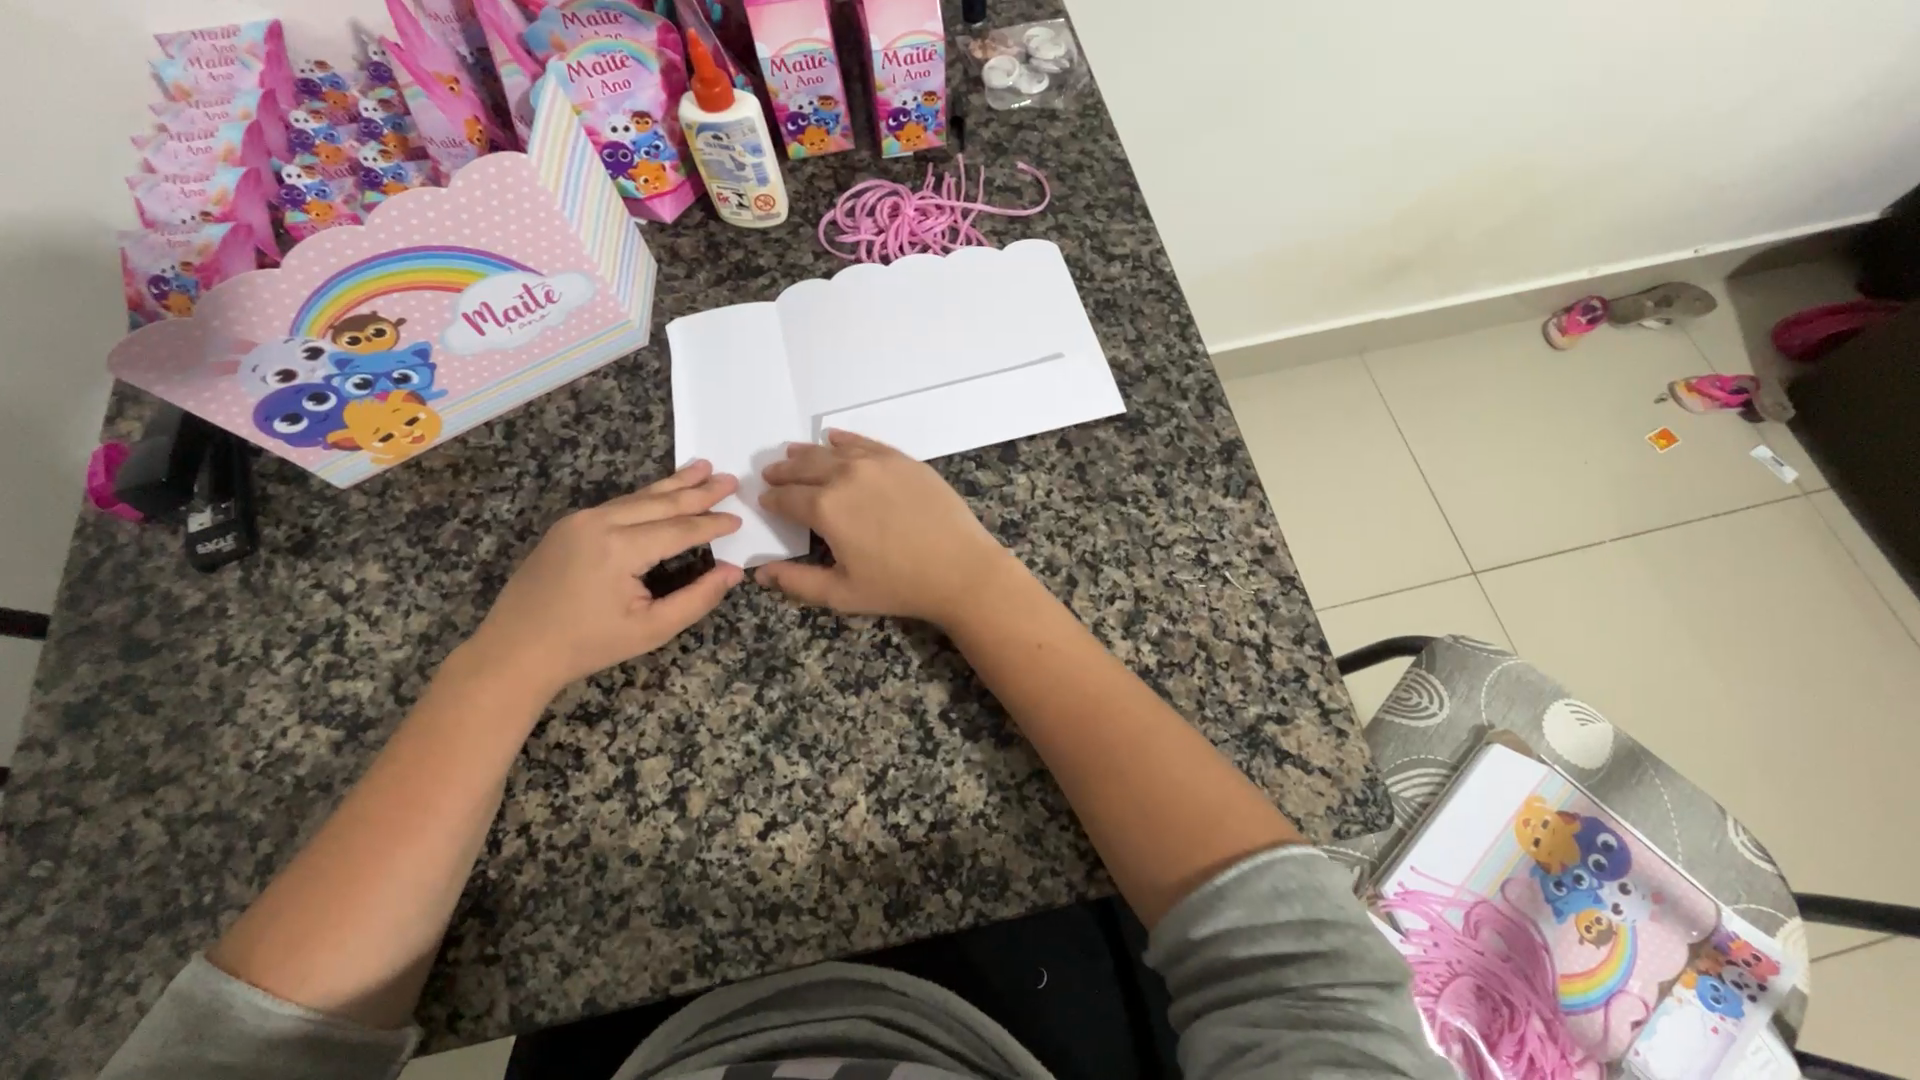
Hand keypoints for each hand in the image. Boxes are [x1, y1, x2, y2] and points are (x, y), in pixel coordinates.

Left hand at [465, 461, 744, 694]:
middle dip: (698, 491)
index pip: (680, 529)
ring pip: (637, 497)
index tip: (739, 519)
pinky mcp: (568, 526)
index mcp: (621, 548)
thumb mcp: (651, 629)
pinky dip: (646, 497)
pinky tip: (661, 492)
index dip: (712, 525)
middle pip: (660, 502)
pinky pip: (617, 505)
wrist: (515, 650)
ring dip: (672, 485)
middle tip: (729, 479)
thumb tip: (733, 571)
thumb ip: (698, 598)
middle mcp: (600, 523)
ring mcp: (579, 521)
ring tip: (701, 468)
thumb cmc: (588, 645)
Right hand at [755, 430, 1019, 625]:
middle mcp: (846, 476)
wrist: (960, 569)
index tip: (764, 500)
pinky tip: (834, 440)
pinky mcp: (902, 460)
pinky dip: (844, 441)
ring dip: (808, 454)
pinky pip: (864, 443)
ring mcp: (877, 463)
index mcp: (825, 508)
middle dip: (784, 472)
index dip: (771, 500)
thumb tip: (761, 574)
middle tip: (772, 474)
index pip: (786, 498)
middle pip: (805, 468)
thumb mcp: (842, 593)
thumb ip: (797, 582)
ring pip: (832, 452)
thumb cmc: (899, 586)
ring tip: (794, 454)